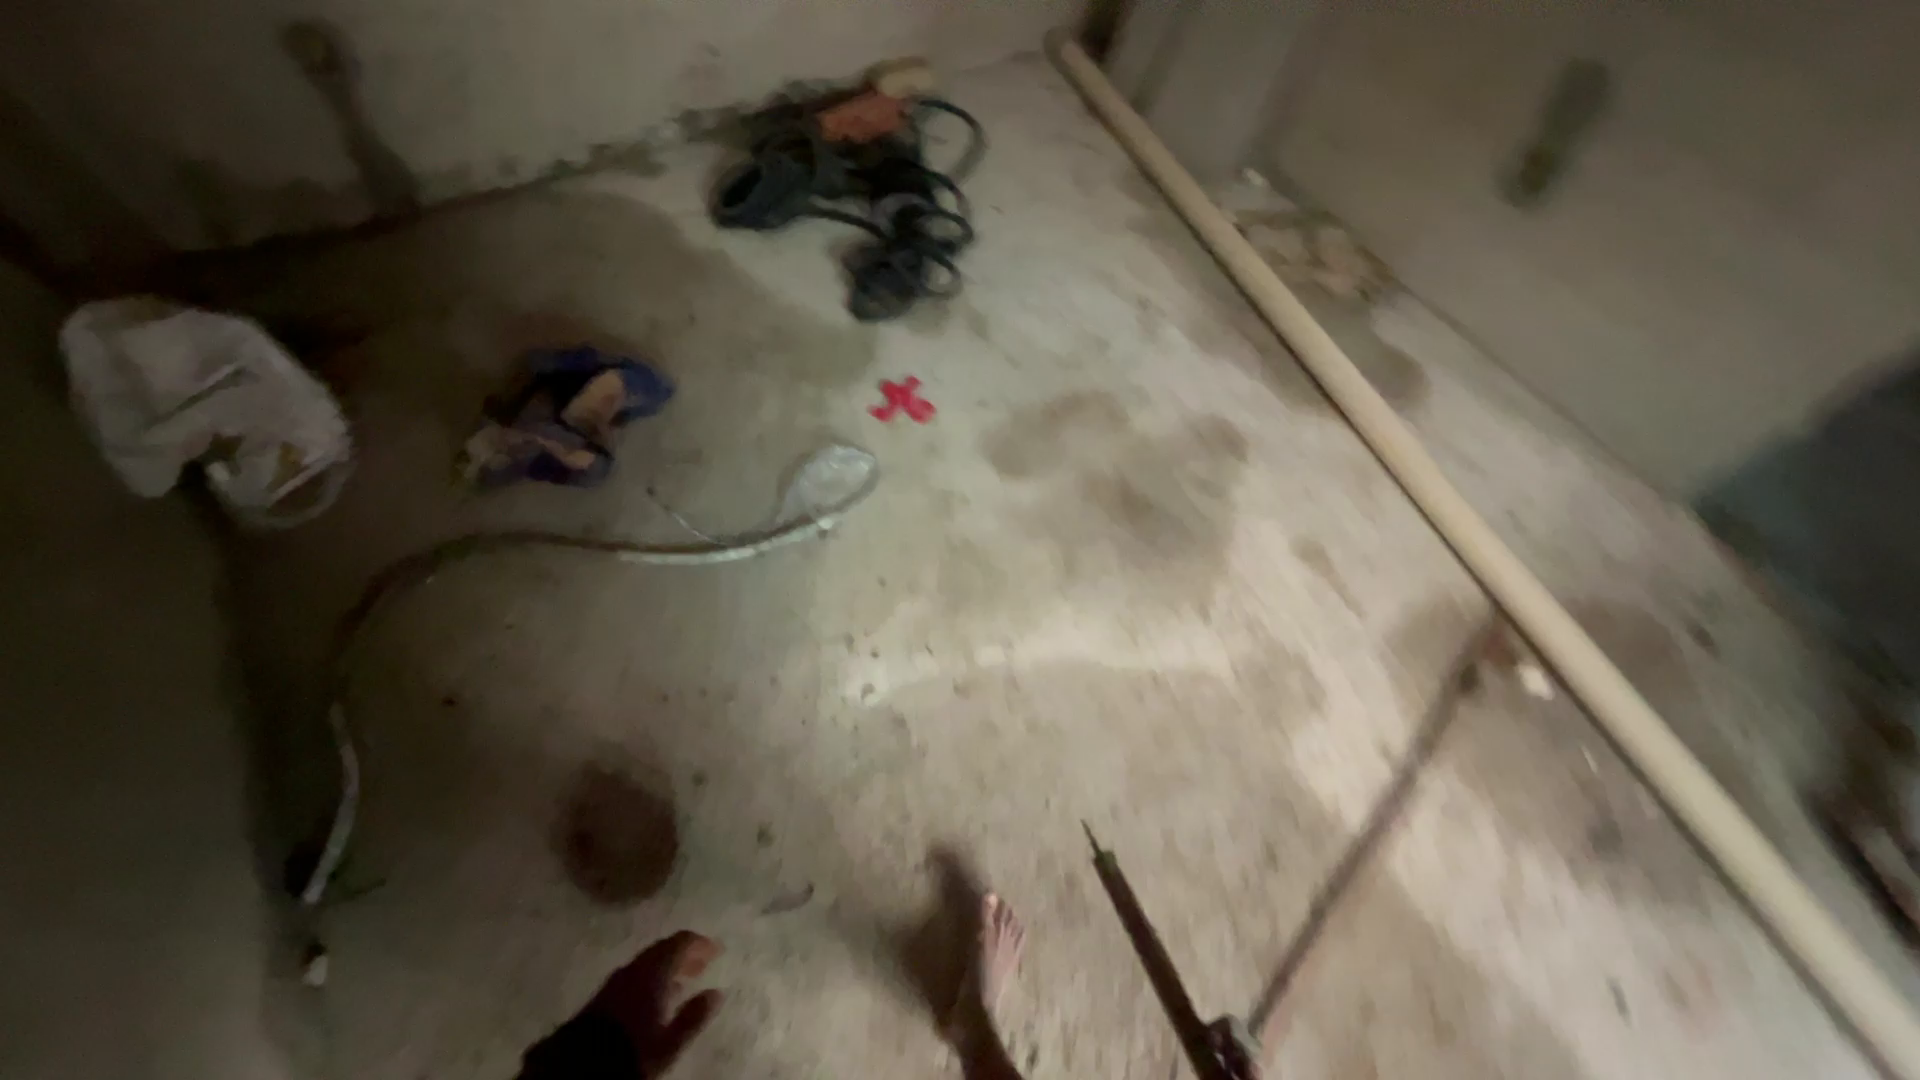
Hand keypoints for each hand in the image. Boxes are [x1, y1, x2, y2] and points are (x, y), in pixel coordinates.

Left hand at [588, 931, 723, 1075]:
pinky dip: (651, 975)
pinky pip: (635, 973)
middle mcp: (636, 967)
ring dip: (668, 964)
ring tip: (683, 981)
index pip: (681, 942)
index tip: (717, 950)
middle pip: (664, 948)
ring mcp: (617, 978)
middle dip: (685, 953)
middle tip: (702, 964)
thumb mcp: (670, 1041)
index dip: (701, 943)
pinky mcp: (604, 993)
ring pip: (649, 960)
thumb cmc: (633, 1050)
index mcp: (655, 971)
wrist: (581, 1066)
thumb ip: (695, 1016)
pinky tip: (656, 994)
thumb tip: (716, 993)